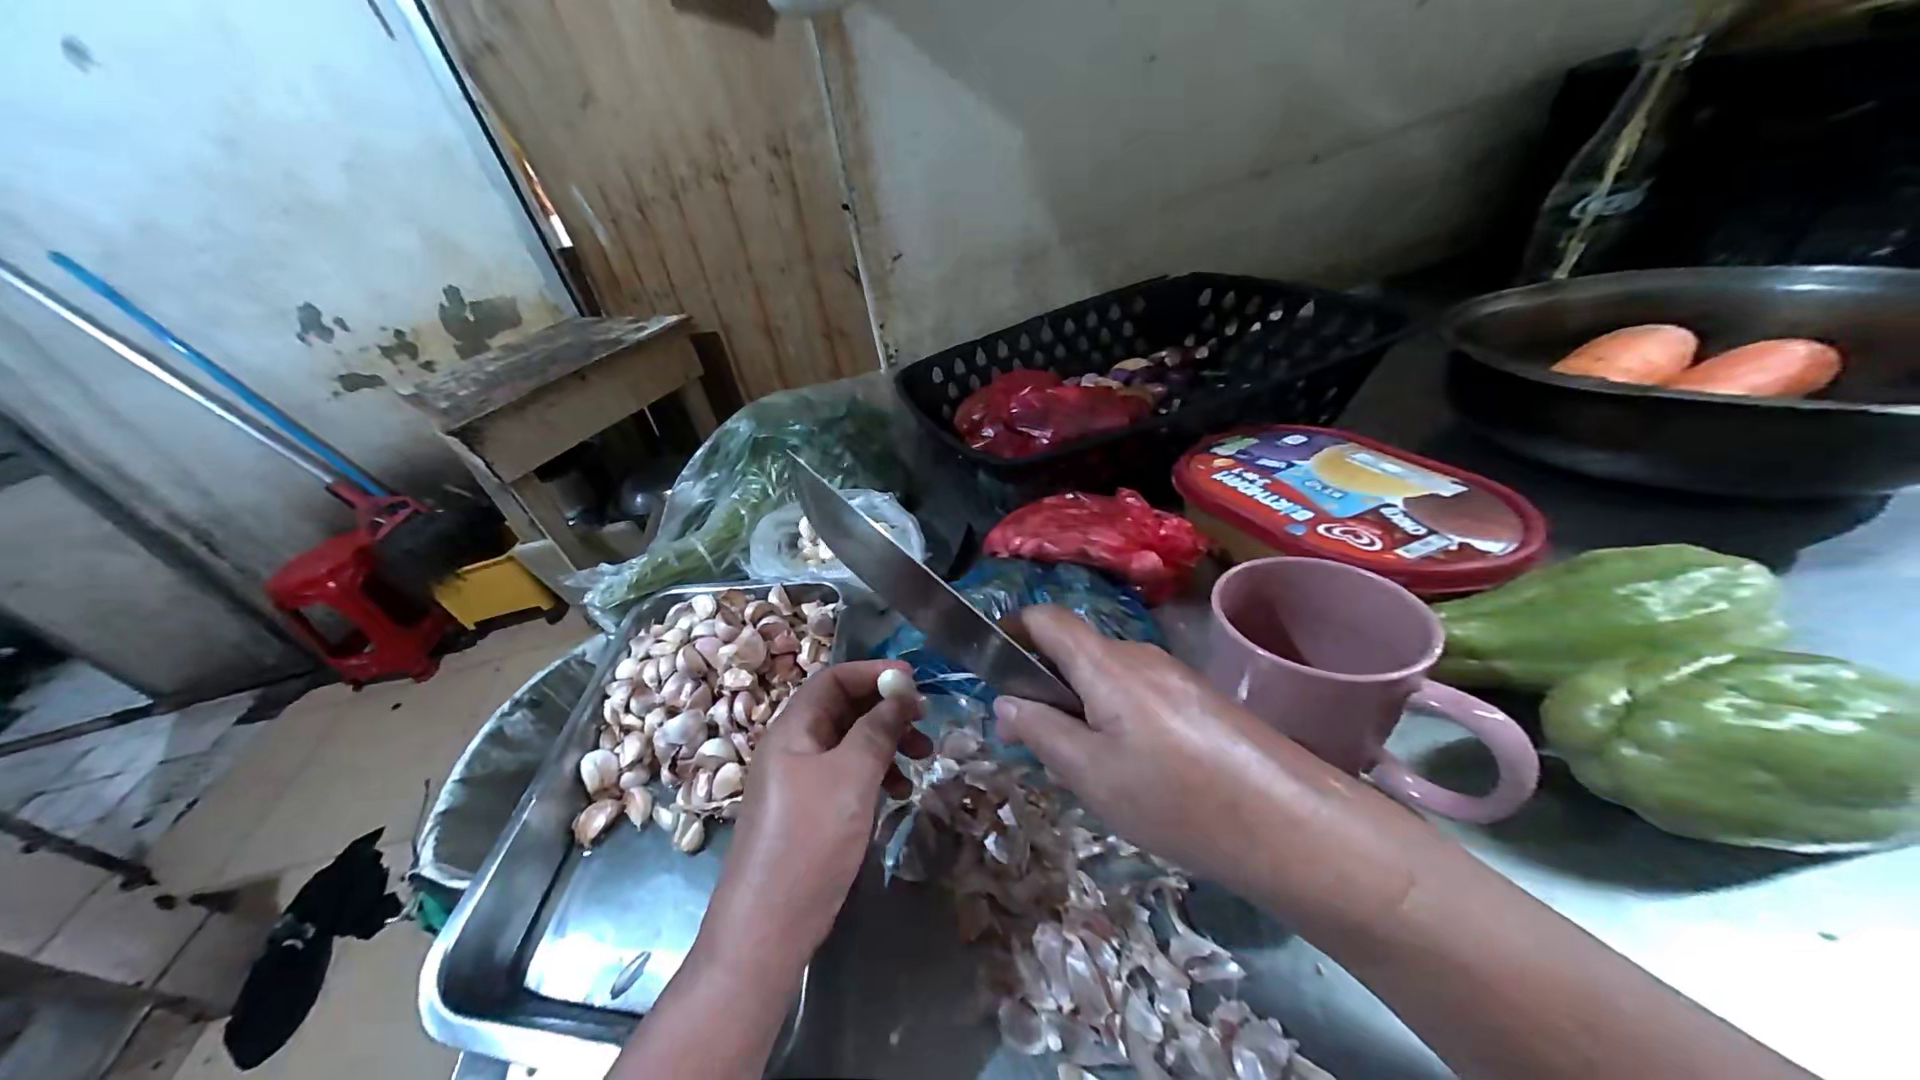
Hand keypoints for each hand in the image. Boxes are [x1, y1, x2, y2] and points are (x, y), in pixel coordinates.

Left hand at [700, 659, 926, 964]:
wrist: (767, 929)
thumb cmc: (809, 843)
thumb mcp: (851, 778)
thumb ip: (877, 729)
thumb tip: (902, 690)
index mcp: (793, 730)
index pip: (833, 679)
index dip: (874, 673)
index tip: (916, 681)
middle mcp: (793, 748)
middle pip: (843, 709)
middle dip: (886, 709)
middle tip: (926, 722)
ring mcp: (800, 782)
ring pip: (850, 743)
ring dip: (887, 742)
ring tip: (923, 759)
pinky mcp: (811, 811)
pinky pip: (847, 775)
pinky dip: (876, 774)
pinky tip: (898, 791)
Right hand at [994, 606, 1416, 920]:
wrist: (1288, 825)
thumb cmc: (1175, 798)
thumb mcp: (1091, 773)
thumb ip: (1040, 731)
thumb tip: (1005, 703)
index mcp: (1107, 664)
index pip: (1047, 619)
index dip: (1012, 630)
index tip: (991, 667)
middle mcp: (1140, 655)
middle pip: (1076, 650)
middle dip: (1045, 684)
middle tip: (1036, 741)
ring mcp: (1175, 675)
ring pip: (1107, 676)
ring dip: (1081, 705)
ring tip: (1085, 765)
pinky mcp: (1198, 699)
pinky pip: (1139, 694)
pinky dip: (1116, 717)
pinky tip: (1132, 770)